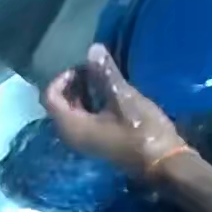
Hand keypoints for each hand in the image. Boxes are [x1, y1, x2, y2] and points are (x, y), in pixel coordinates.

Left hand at [42, 44, 187, 180]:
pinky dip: (87, 103)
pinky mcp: (92, 140)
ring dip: (80, 93)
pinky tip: (105, 92)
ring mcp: (79, 140)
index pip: (49, 97)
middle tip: (92, 69)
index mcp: (70, 125)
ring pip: (69, 111)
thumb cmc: (142, 130)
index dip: (61, 79)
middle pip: (57, 104)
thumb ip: (106, 74)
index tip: (82, 67)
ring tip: (100, 76)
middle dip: (70, 84)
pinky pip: (80, 118)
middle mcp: (68, 134)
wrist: (161, 162)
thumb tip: (92, 49)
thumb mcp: (124, 98)